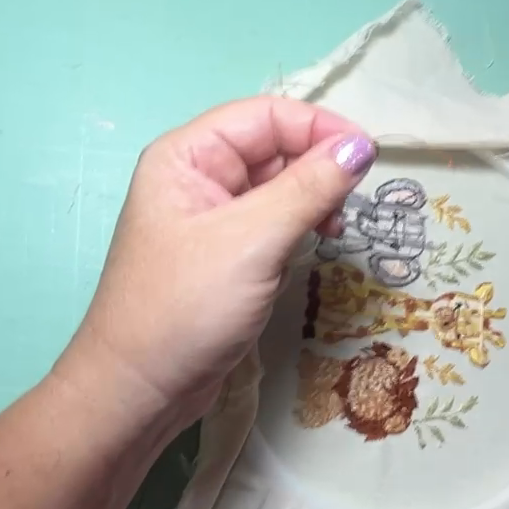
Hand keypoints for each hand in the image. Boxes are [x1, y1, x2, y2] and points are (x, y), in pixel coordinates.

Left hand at [57, 98, 374, 437]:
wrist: (139, 392)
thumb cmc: (186, 308)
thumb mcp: (252, 241)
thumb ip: (308, 188)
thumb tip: (361, 147)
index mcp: (188, 155)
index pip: (266, 116)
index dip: (320, 127)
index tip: (368, 157)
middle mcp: (199, 178)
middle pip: (274, 148)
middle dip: (318, 167)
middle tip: (354, 203)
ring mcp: (212, 219)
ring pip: (279, 187)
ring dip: (314, 199)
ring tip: (336, 228)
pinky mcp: (227, 256)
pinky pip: (274, 224)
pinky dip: (301, 228)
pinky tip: (316, 245)